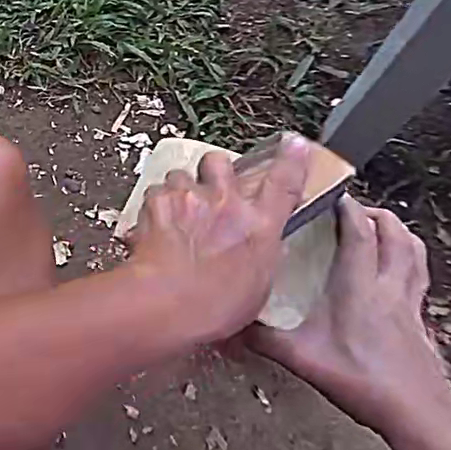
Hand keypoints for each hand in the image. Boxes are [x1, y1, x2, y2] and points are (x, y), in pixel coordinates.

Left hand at [125, 135, 309, 342]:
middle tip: (208, 188)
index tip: (294, 143)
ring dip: (180, 189)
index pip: (284, 183)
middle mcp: (226, 202)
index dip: (291, 159)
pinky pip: (157, 191)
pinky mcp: (160, 199)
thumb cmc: (214, 306)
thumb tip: (259, 240)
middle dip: (213, 169)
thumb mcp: (257, 285)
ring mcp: (190, 197)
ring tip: (177, 215)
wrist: (168, 302)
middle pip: (220, 161)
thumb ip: (260, 252)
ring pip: (182, 174)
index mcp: (259, 225)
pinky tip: (157, 225)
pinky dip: (156, 204)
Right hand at [246, 197, 450, 445]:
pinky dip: (410, 264)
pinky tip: (395, 275)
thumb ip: (264, 339)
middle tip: (354, 210)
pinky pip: (420, 280)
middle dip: (377, 213)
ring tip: (379, 229)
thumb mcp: (304, 360)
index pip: (359, 232)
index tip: (333, 192)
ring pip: (415, 253)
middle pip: (396, 234)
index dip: (348, 206)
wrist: (421, 421)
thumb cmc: (364, 383)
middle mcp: (389, 288)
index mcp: (360, 287)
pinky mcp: (423, 324)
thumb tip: (227, 324)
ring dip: (399, 233)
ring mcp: (411, 305)